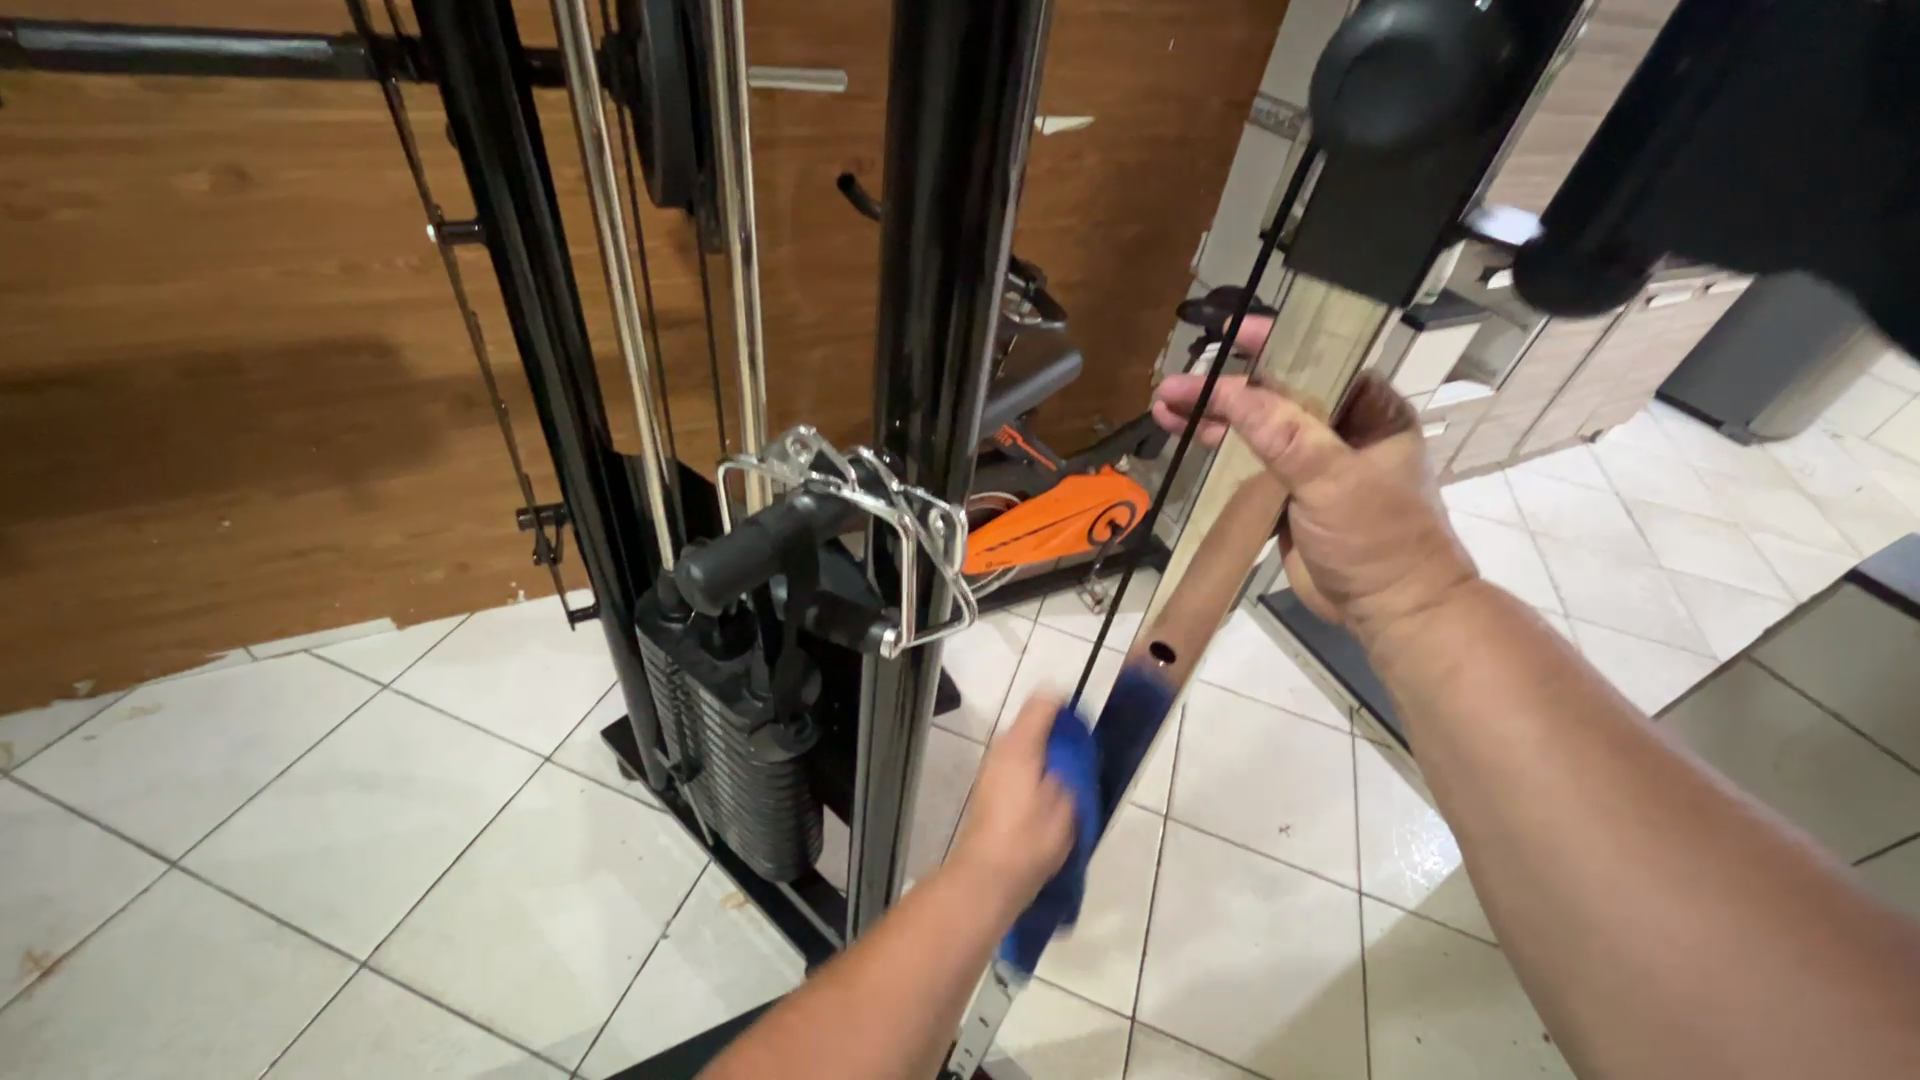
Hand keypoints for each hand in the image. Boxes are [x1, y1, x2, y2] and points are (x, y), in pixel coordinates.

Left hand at [946, 695, 1075, 915]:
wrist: (987, 876)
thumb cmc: (1030, 840)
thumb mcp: (1066, 805)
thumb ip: (1072, 769)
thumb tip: (1073, 751)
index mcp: (1020, 746)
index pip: (1043, 704)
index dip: (1067, 709)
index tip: (1086, 728)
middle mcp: (1001, 750)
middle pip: (1032, 725)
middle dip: (1059, 737)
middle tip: (1083, 761)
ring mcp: (991, 769)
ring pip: (1025, 747)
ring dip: (1047, 757)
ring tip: (1070, 783)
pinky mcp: (989, 788)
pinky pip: (1018, 766)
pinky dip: (1035, 773)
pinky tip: (1049, 800)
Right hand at [1151, 328, 1477, 645]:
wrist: (1389, 611)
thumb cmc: (1379, 539)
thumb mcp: (1333, 478)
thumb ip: (1282, 433)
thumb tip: (1230, 391)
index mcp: (1368, 410)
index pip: (1316, 362)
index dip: (1271, 346)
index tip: (1228, 335)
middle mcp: (1340, 429)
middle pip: (1273, 395)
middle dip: (1223, 389)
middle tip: (1172, 390)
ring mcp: (1312, 464)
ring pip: (1255, 429)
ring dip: (1212, 419)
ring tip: (1164, 412)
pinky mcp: (1288, 496)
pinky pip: (1249, 464)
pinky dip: (1219, 452)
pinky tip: (1188, 440)